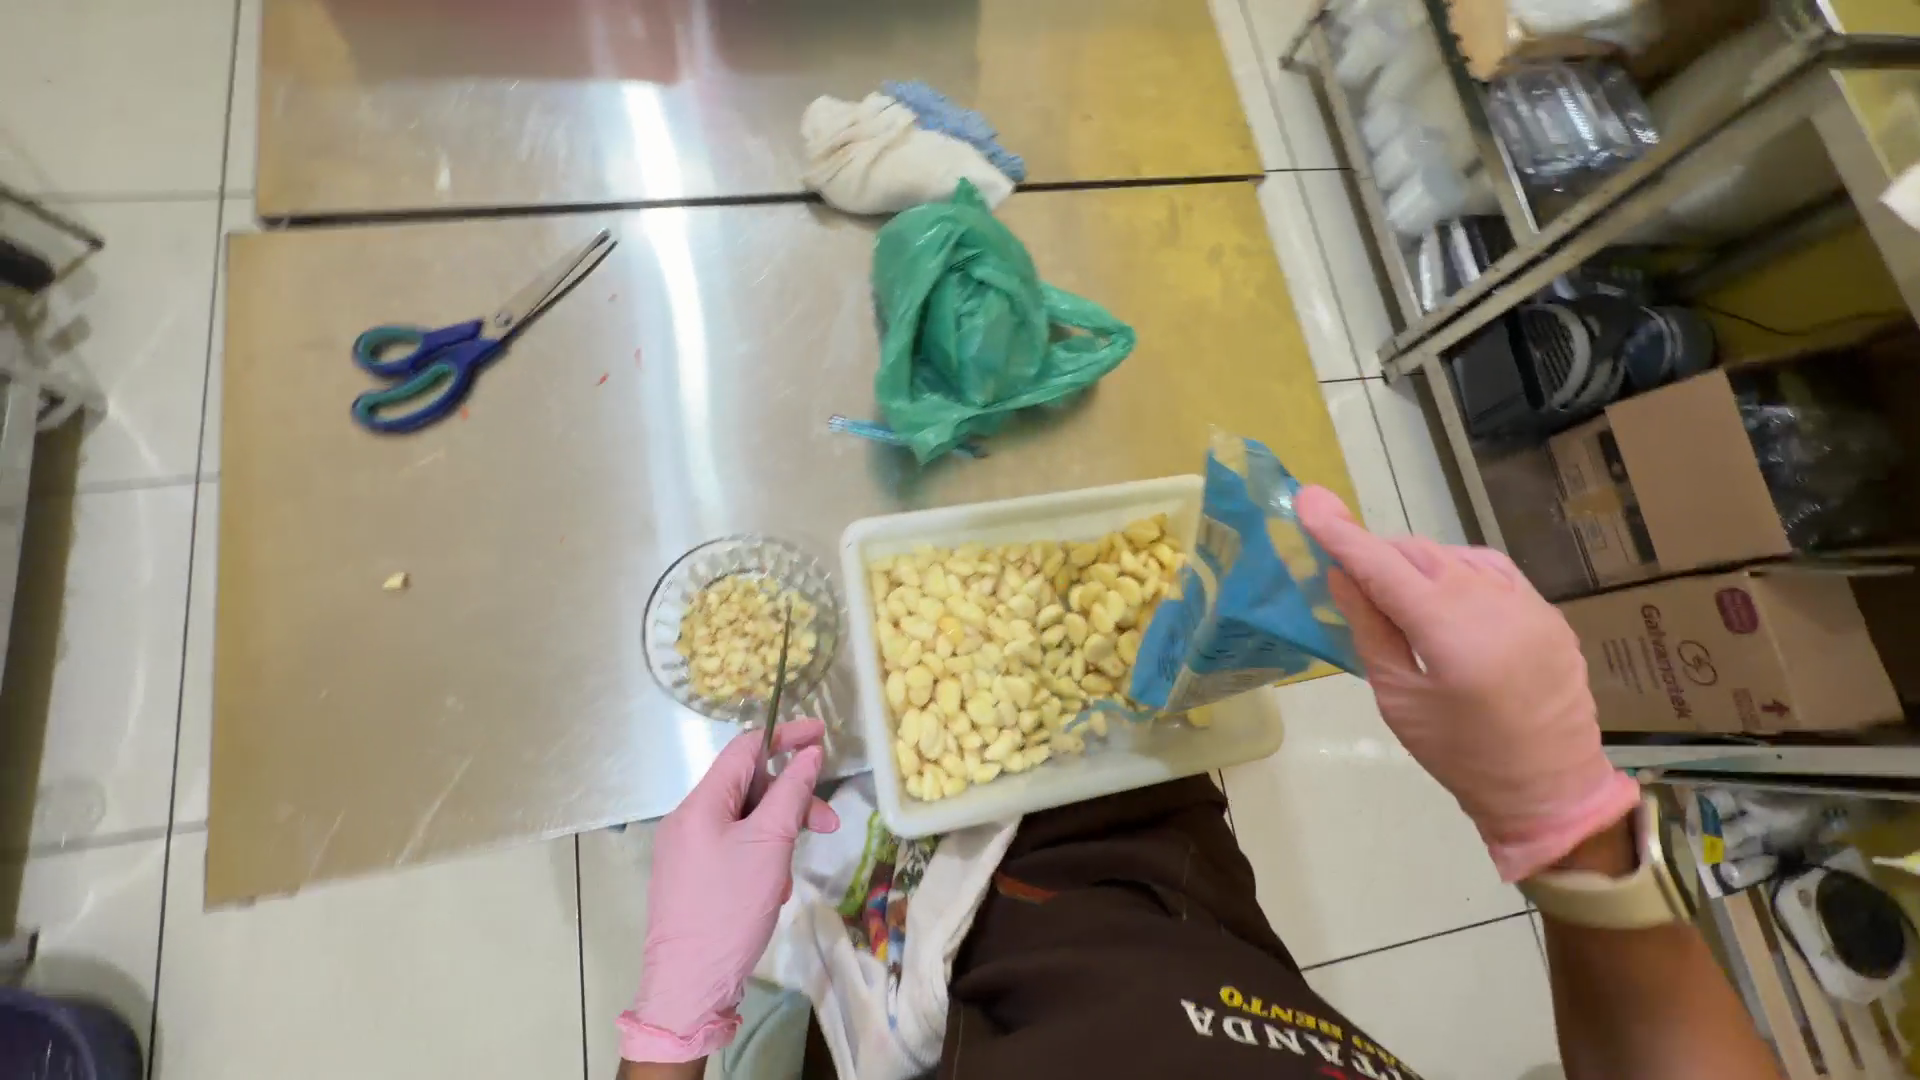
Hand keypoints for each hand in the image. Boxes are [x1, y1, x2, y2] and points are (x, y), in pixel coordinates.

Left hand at [616, 718, 840, 1062]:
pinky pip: (734, 847)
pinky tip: (773, 888)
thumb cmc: (729, 907)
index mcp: (701, 803)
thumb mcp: (770, 843)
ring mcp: (687, 850)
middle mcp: (688, 819)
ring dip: (779, 833)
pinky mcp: (692, 877)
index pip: (746, 748)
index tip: (822, 735)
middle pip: (749, 786)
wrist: (687, 988)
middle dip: (791, 798)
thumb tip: (809, 753)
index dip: (785, 736)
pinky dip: (761, 856)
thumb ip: (791, 792)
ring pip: (745, 820)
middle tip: (829, 822)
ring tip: (792, 872)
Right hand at [1295, 487, 1638, 881]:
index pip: (1381, 565)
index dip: (1339, 533)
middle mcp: (1493, 604)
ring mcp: (1528, 604)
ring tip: (1393, 593)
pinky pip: (1489, 570)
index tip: (1307, 499)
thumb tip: (1341, 574)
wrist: (1549, 789)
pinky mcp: (1546, 612)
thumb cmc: (1457, 753)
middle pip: (1416, 553)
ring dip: (1414, 563)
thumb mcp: (1396, 694)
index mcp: (1450, 631)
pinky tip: (1442, 592)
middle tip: (1345, 577)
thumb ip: (1369, 627)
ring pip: (1453, 556)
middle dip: (1375, 554)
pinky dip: (1454, 570)